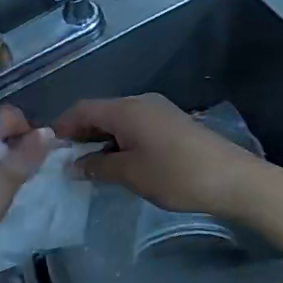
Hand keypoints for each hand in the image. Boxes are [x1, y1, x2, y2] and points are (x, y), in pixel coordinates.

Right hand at [54, 94, 266, 216]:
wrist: (234, 180)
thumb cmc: (176, 174)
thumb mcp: (130, 174)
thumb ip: (97, 167)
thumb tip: (74, 166)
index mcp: (126, 109)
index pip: (82, 109)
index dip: (62, 127)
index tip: (48, 149)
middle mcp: (140, 103)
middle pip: (99, 112)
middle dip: (80, 135)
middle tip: (65, 162)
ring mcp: (158, 112)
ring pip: (117, 121)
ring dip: (100, 140)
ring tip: (89, 167)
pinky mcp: (171, 125)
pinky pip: (134, 127)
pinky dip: (119, 142)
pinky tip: (118, 164)